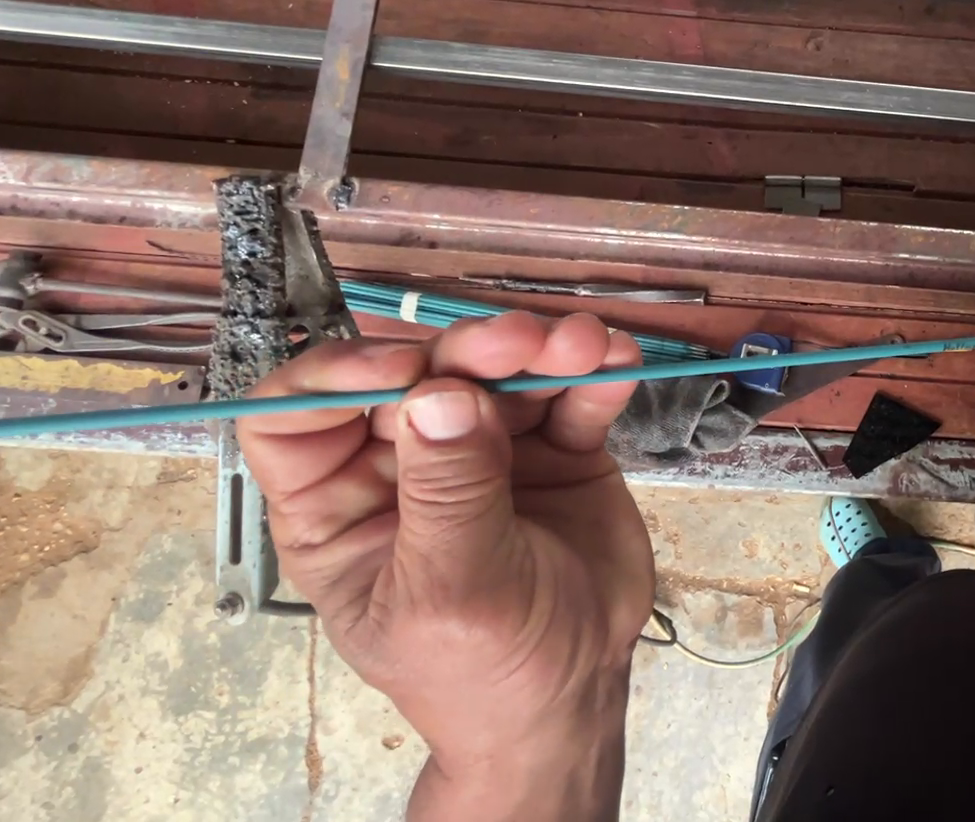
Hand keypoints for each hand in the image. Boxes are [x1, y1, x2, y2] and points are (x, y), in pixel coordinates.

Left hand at [237, 311, 651, 821]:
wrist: (578, 686)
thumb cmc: (482, 667)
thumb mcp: (450, 592)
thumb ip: (448, 496)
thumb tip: (443, 393)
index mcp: (344, 503)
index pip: (303, 418)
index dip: (341, 377)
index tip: (408, 368)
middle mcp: (413, 462)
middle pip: (429, 377)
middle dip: (476, 351)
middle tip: (529, 340)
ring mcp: (494, 449)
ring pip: (509, 375)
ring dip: (549, 350)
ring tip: (591, 345)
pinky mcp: (563, 449)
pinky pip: (576, 400)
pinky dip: (600, 376)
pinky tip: (620, 362)